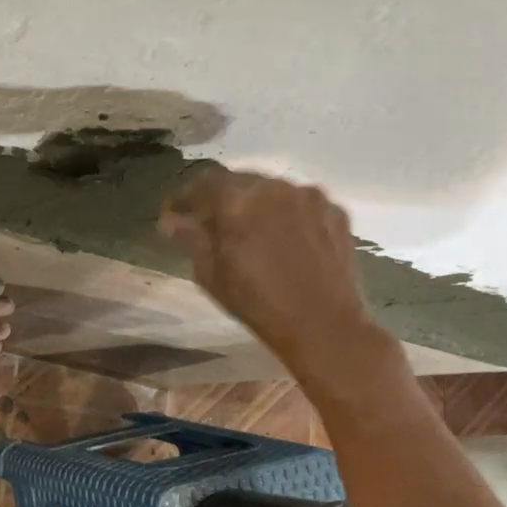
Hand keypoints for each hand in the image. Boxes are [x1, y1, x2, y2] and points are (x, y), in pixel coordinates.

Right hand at [158, 168, 379, 369]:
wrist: (324, 324)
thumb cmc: (256, 302)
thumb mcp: (210, 273)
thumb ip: (190, 238)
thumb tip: (169, 220)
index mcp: (237, 200)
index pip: (205, 181)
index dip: (190, 196)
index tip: (182, 213)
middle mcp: (274, 187)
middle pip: (242, 182)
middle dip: (226, 199)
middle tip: (217, 224)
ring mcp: (310, 197)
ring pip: (274, 190)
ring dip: (259, 204)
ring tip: (255, 232)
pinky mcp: (337, 211)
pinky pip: (303, 204)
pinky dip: (290, 215)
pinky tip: (288, 240)